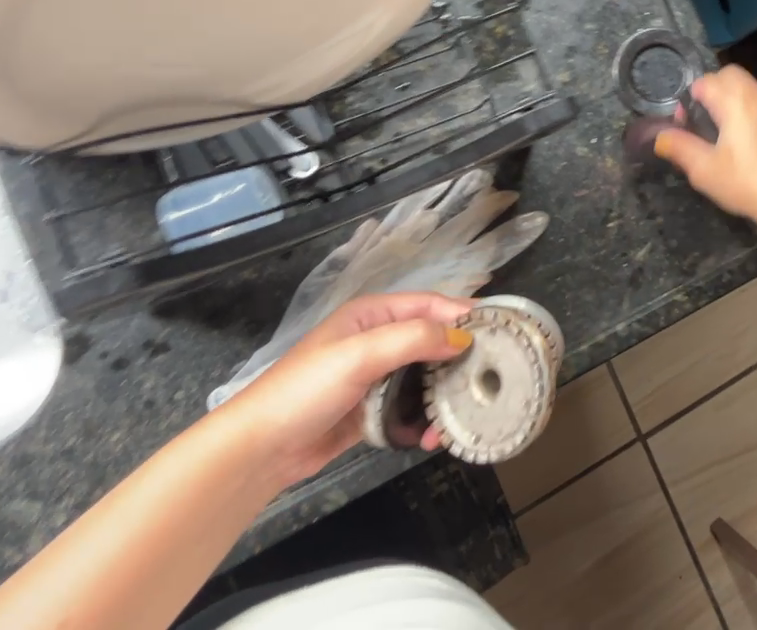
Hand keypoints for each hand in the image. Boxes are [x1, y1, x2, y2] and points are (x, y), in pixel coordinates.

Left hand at [212, 292, 473, 486]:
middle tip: (486, 380)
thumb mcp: (361, 355)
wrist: (259, 450)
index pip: (429, 306)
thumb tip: (463, 337)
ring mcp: (374, 378)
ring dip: (441, 398)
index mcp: (372, 316)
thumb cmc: (307, 390)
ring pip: (423, 380)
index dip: (462, 315)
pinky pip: (408, 410)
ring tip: (457, 419)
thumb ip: (414, 339)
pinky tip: (431, 438)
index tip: (498, 332)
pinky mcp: (370, 412)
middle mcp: (377, 341)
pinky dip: (423, 422)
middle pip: (431, 343)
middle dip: (458, 362)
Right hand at [653, 65, 756, 232]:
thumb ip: (679, 147)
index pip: (706, 81)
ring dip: (731, 98)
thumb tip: (660, 136)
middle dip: (711, 88)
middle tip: (703, 119)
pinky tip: (745, 142)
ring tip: (722, 131)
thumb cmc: (745, 183)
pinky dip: (749, 110)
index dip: (689, 98)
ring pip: (749, 87)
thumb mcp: (704, 169)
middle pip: (730, 74)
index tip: (685, 124)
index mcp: (735, 102)